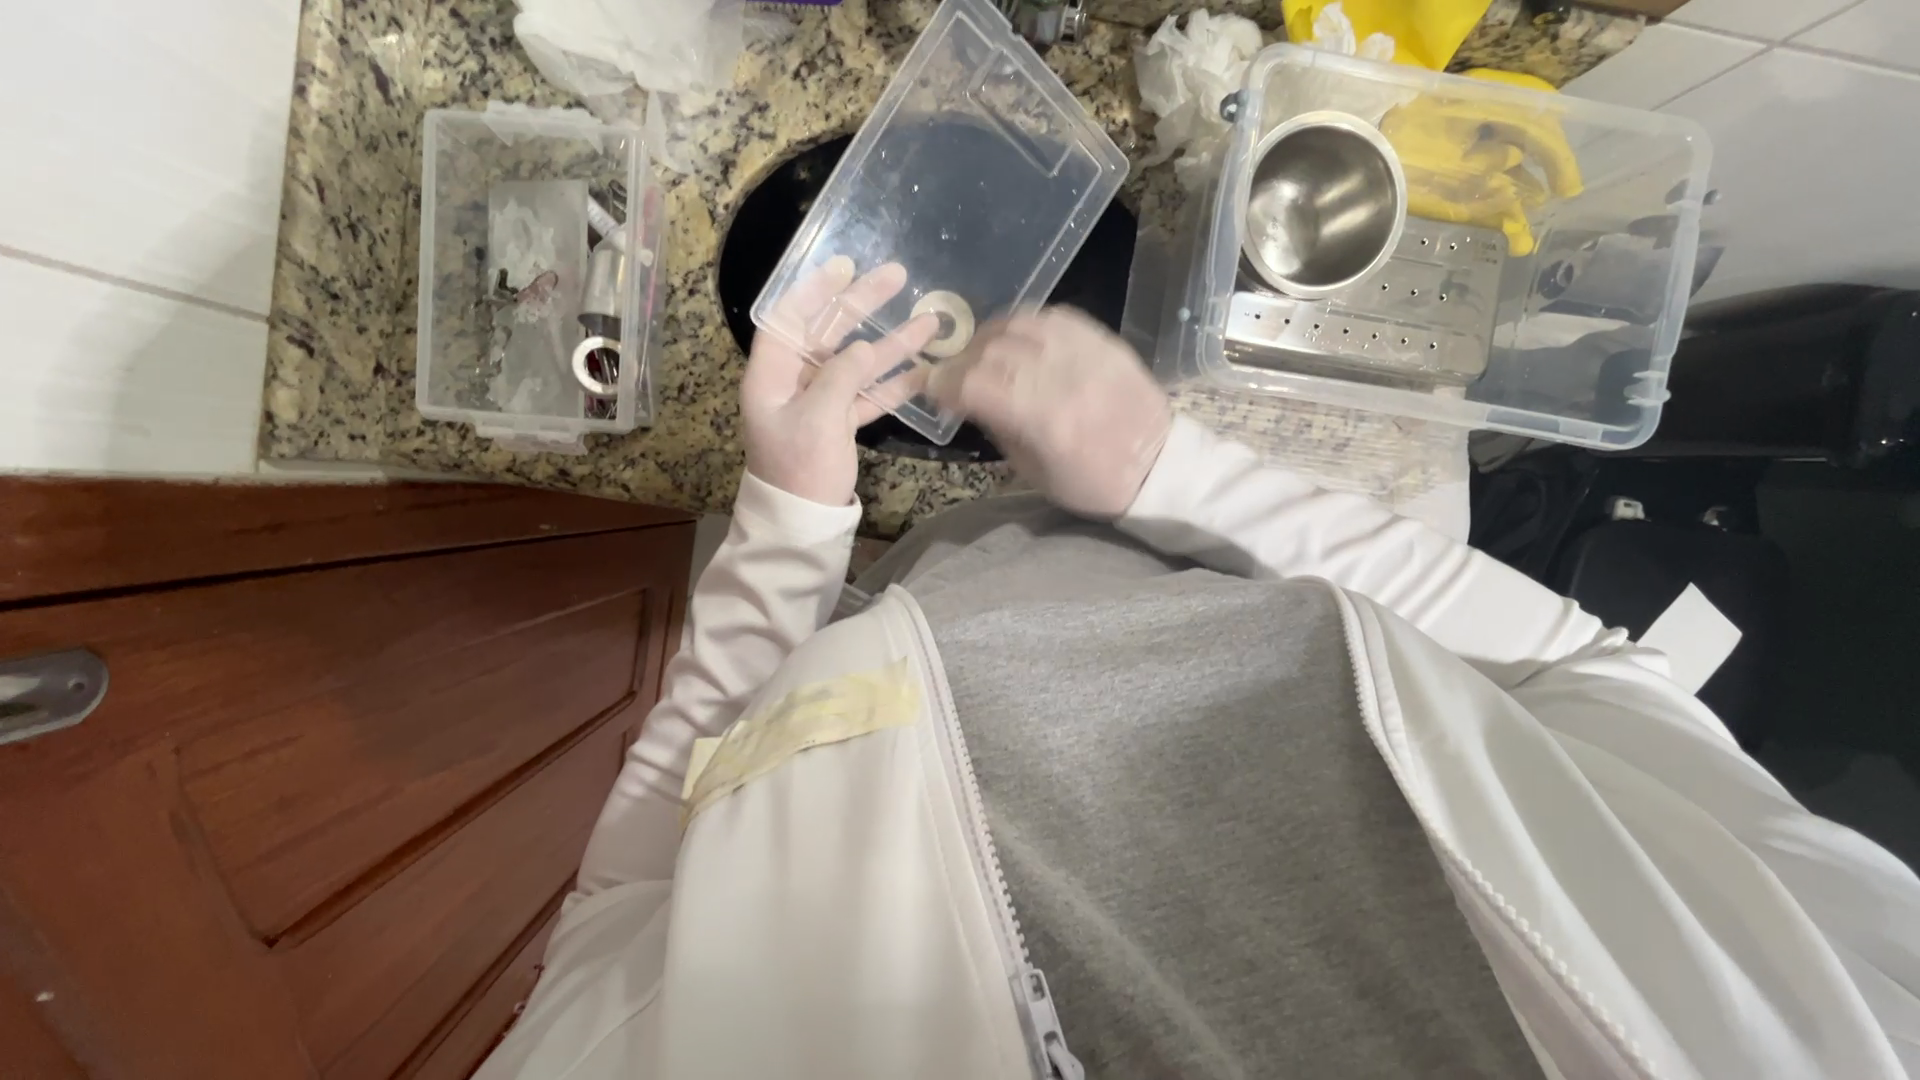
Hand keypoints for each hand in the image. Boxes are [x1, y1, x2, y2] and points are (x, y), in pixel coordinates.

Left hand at [741, 256, 935, 506]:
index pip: (789, 317)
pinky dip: (893, 383)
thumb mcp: (818, 420)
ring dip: (891, 344)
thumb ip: (841, 376)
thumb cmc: (799, 470)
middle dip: (862, 305)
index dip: (814, 289)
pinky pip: (867, 394)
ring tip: (930, 322)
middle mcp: (793, 381)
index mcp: (772, 375)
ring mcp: (818, 402)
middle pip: (829, 332)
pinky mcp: (838, 423)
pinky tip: (924, 370)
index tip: (845, 267)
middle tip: (897, 277)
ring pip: (856, 362)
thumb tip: (865, 348)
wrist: (802, 524)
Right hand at [927, 307, 1171, 517]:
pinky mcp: (1104, 340)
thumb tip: (965, 397)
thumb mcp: (1032, 471)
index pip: (977, 384)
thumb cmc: (1091, 483)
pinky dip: (1024, 323)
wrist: (1157, 466)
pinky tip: (1015, 338)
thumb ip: (997, 426)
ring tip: (981, 352)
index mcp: (1047, 423)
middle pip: (995, 350)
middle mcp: (1066, 379)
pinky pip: (1053, 316)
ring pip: (1021, 324)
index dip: (943, 382)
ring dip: (990, 335)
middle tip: (953, 374)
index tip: (930, 387)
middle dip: (962, 360)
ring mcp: (1088, 353)